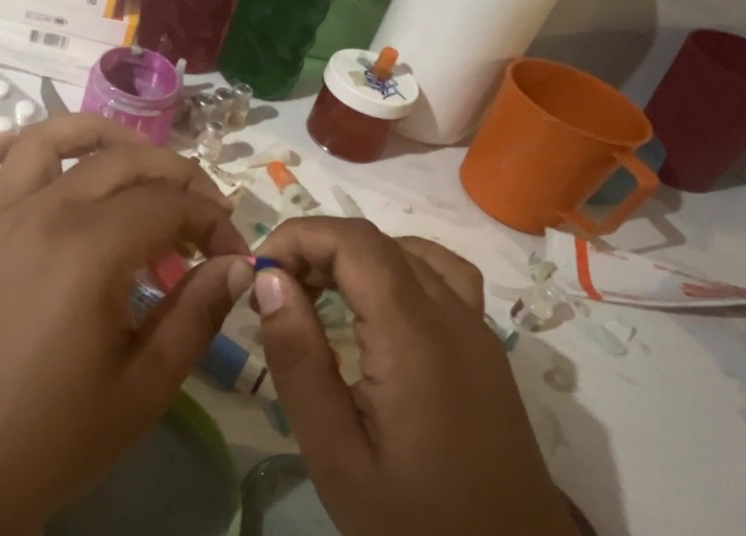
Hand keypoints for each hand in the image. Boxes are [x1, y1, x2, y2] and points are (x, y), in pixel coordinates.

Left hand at [0, 114, 252, 531]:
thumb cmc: (56, 433)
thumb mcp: (145, 384)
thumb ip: (195, 313)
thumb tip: (237, 266)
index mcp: (90, 248)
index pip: (168, 204)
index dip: (212, 221)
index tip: (233, 256)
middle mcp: (42, 214)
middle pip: (118, 160)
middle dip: (174, 174)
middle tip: (204, 213)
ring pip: (44, 141)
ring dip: (94, 134)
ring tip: (133, 155)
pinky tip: (17, 154)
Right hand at [253, 217, 577, 535]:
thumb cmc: (414, 522)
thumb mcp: (336, 455)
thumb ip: (299, 360)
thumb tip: (268, 278)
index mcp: (415, 339)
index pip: (353, 243)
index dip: (299, 237)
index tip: (257, 271)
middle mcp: (455, 319)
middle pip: (379, 242)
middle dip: (316, 247)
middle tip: (273, 289)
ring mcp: (479, 332)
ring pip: (411, 253)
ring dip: (355, 256)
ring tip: (316, 292)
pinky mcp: (488, 351)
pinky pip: (441, 278)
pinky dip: (396, 269)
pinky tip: (374, 308)